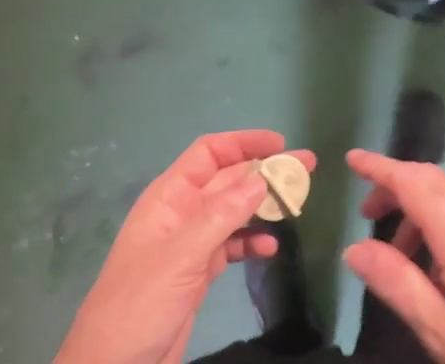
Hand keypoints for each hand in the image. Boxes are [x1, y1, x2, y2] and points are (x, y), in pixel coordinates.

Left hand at [55, 131, 316, 363]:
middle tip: (306, 170)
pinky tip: (271, 248)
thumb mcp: (180, 256)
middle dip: (263, 172)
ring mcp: (189, 244)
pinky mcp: (197, 273)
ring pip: (233, 213)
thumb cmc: (138, 302)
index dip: (243, 143)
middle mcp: (181, 213)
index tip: (280, 143)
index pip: (208, 154)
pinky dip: (251, 243)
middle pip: (227, 181)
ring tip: (297, 206)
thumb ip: (221, 216)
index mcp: (169, 197)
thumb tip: (261, 178)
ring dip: (262, 207)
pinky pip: (230, 246)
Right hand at [343, 149, 444, 363]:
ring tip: (405, 264)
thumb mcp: (442, 333)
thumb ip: (396, 285)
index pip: (414, 182)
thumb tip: (355, 249)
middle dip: (398, 190)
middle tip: (368, 218)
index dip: (380, 167)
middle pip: (436, 183)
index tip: (352, 159)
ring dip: (425, 215)